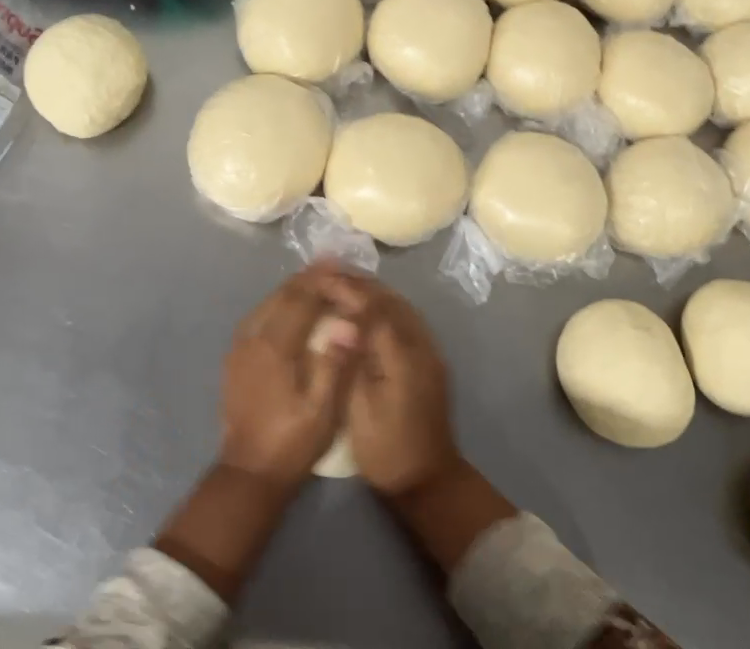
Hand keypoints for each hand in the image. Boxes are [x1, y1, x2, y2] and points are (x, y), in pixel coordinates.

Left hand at [216, 262, 368, 488]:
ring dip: (293, 289)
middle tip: (334, 264)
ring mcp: (239, 348)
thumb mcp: (323, 411)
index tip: (344, 264)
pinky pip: (259, 318)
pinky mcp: (235, 359)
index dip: (323, 280)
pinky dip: (279, 305)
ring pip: (267, 304)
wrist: (249, 474)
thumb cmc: (293, 443)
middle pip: (281, 295)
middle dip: (308, 278)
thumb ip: (336, 364)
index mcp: (275, 348)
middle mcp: (252, 339)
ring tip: (318, 280)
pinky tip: (293, 310)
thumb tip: (350, 323)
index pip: (301, 299)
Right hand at [343, 276, 460, 497]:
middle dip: (360, 283)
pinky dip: (386, 306)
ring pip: (402, 307)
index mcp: (403, 356)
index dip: (347, 290)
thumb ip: (353, 361)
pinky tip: (367, 308)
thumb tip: (343, 322)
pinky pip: (407, 320)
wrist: (427, 479)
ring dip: (374, 291)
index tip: (320, 278)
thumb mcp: (359, 409)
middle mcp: (422, 346)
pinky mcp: (429, 361)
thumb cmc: (386, 449)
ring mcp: (429, 352)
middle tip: (328, 270)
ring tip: (344, 282)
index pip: (374, 308)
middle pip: (391, 301)